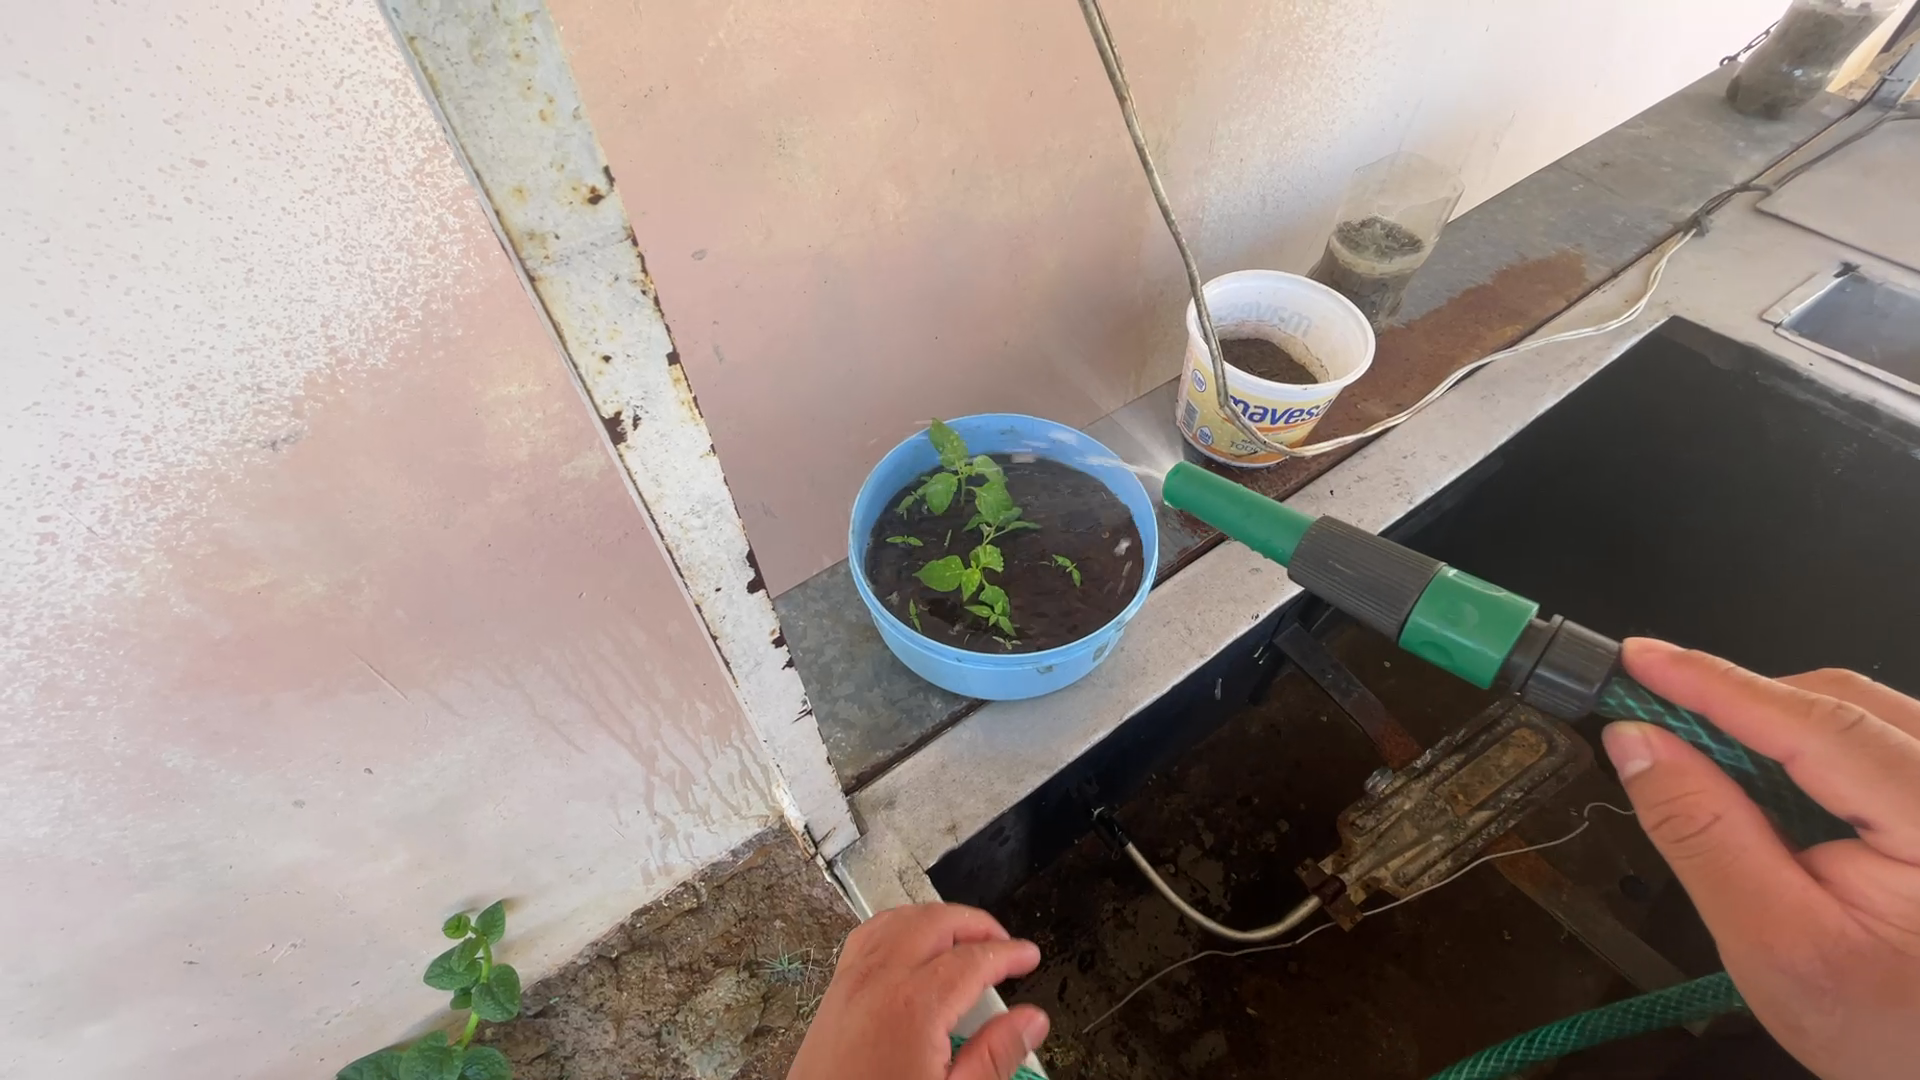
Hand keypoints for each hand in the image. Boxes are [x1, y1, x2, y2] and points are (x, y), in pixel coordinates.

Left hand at [787, 903, 1048, 1079]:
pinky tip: (914, 942)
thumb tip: (1032, 1020)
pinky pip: (871, 933)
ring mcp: (854, 979)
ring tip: (966, 938)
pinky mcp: (836, 990)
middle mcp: (881, 978)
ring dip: (939, 918)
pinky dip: (901, 924)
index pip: (973, 958)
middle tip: (1004, 944)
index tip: (1029, 956)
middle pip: (938, 922)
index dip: (1008, 953)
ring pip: (903, 918)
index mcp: (914, 1005)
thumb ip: (995, 1057)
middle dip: (976, 924)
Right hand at [1603, 639, 1919, 1079]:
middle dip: (1742, 701)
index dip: (1715, 683)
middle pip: (1851, 707)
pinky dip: (1811, 748)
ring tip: (1712, 763)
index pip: (1822, 730)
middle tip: (1656, 718)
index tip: (1636, 656)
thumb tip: (1633, 739)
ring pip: (1869, 718)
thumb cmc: (1888, 1031)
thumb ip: (1697, 830)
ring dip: (1775, 725)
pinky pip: (1886, 745)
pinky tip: (1774, 787)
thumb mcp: (1768, 938)